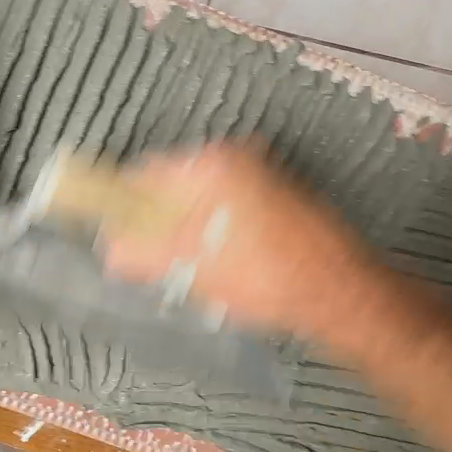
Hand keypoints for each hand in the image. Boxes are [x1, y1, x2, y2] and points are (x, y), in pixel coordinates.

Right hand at [96, 142, 379, 336]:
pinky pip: (226, 206)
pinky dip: (213, 229)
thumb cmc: (264, 277)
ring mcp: (262, 173)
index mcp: (210, 164)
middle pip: (170, 186)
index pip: (141, 175)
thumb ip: (136, 254)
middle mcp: (236, 156)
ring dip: (184, 229)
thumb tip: (108, 249)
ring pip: (199, 199)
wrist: (343, 296)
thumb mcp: (187, 269)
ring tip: (186, 267)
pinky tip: (219, 264)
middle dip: (154, 221)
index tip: (112, 233)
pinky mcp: (280, 195)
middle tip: (150, 260)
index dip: (119, 205)